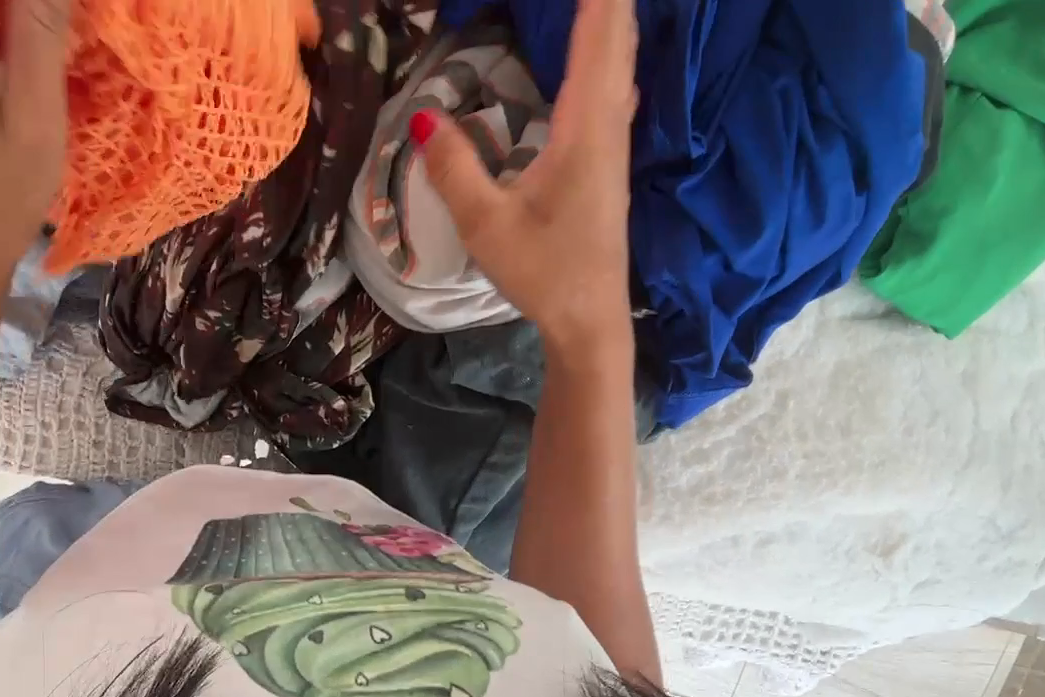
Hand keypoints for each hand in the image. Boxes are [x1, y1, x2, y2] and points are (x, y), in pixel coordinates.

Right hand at [417, 0, 637, 357]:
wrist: (589, 316)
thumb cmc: (542, 270)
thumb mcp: (486, 225)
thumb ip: (455, 170)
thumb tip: (424, 117)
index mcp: (584, 128)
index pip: (597, 36)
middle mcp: (609, 125)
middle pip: (618, 40)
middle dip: (607, 3)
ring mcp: (614, 145)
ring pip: (621, 63)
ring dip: (612, 23)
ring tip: (598, 4)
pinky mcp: (609, 165)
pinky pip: (615, 88)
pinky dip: (609, 54)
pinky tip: (601, 60)